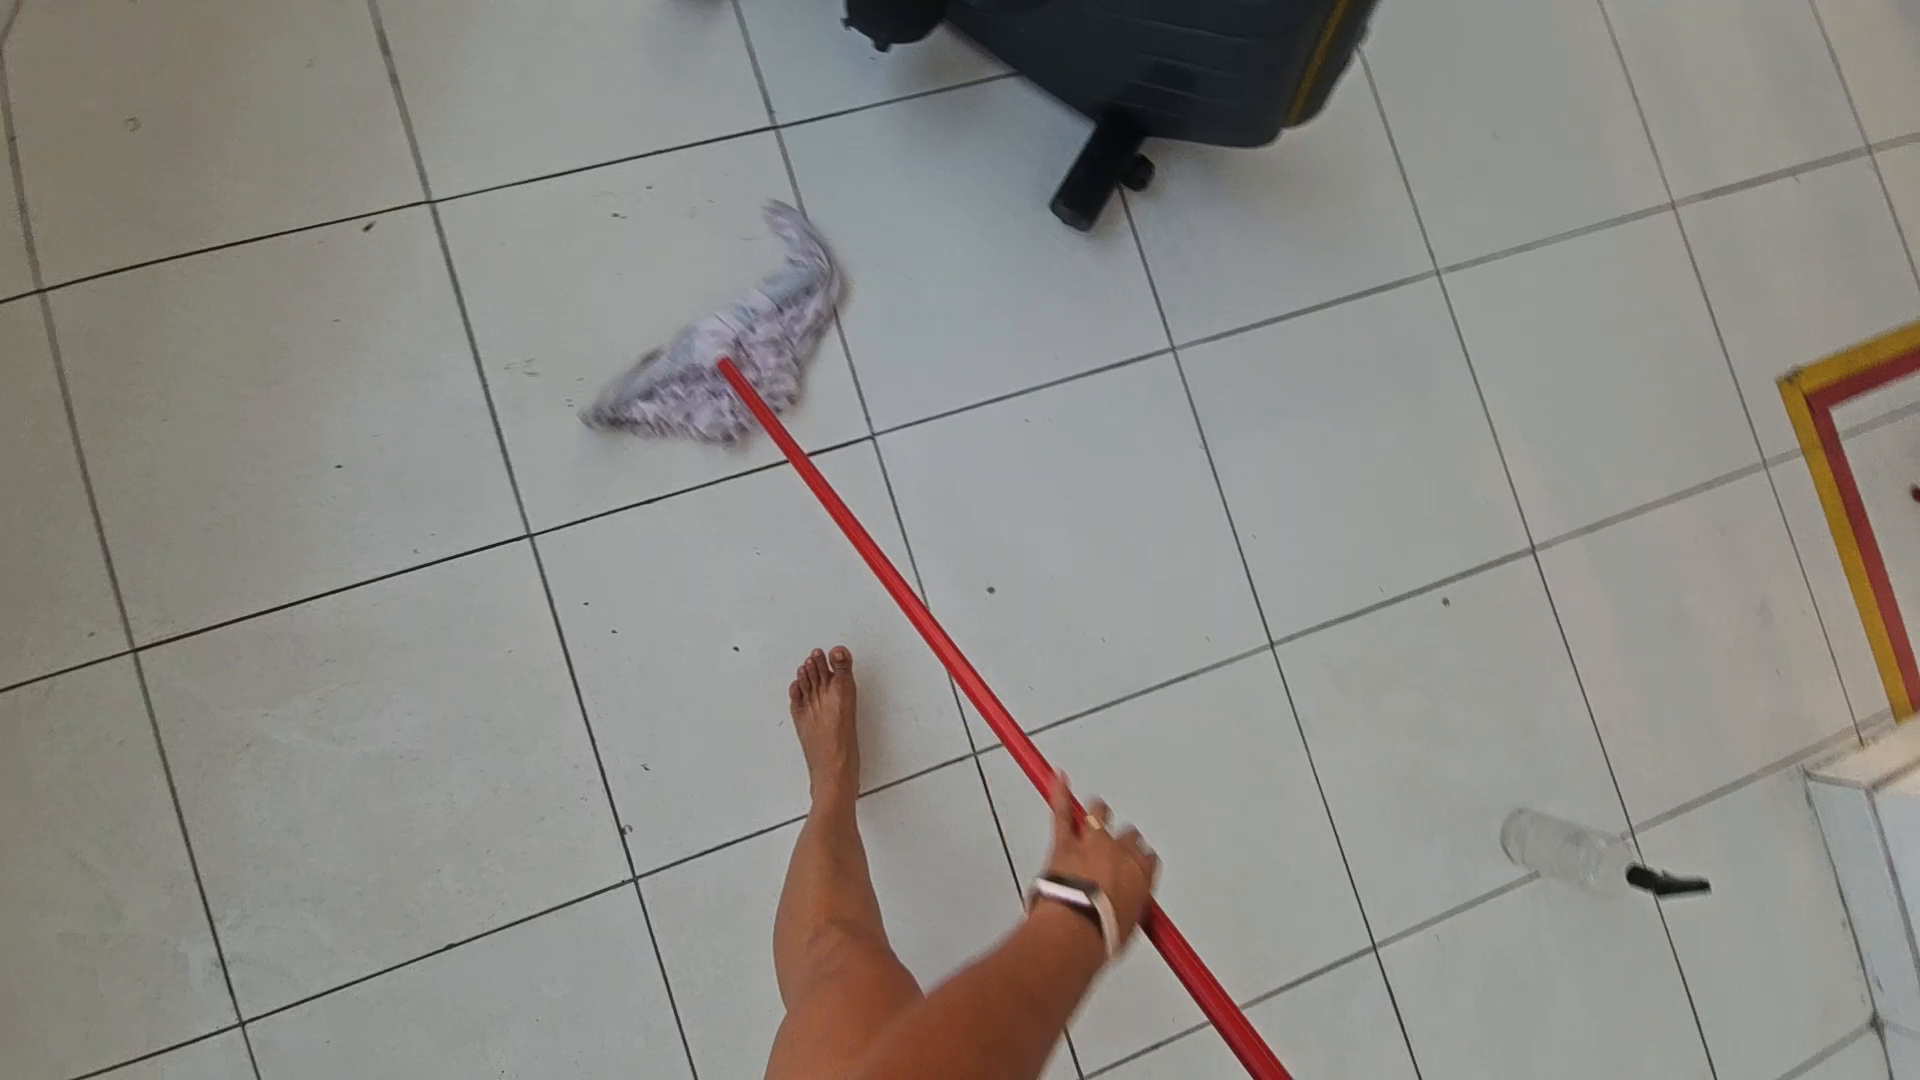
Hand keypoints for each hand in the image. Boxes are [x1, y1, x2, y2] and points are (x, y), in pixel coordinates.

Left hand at [1040, 772, 1159, 946]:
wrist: (1076, 926)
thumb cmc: (1102, 932)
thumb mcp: (1128, 928)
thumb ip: (1128, 910)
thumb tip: (1121, 915)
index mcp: (1141, 873)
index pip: (1147, 857)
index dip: (1138, 859)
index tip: (1133, 863)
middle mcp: (1120, 850)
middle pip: (1127, 834)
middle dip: (1120, 840)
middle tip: (1111, 848)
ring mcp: (1091, 841)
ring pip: (1098, 813)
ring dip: (1097, 813)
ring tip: (1095, 811)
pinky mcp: (1065, 841)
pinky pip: (1063, 810)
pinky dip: (1060, 792)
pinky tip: (1058, 776)